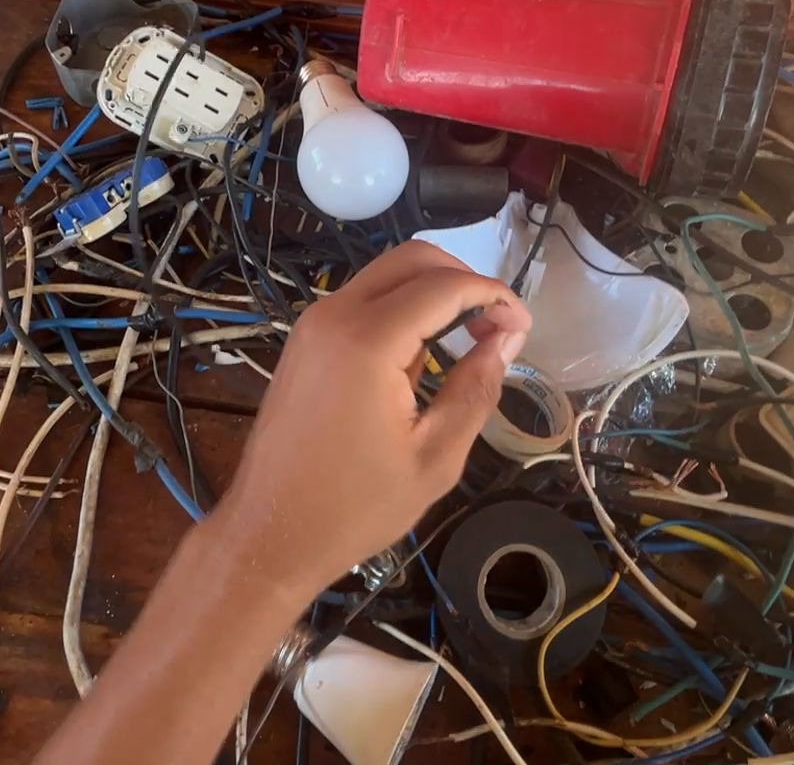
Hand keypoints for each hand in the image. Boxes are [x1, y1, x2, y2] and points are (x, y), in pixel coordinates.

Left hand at [206, 240, 530, 598]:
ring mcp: (313, 322)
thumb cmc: (355, 507)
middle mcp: (335, 314)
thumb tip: (506, 339)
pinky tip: (421, 352)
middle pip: (412, 259)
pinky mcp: (305, 338)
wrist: (269, 533)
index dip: (494, 295)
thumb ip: (476, 389)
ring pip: (386, 274)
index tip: (523, 326)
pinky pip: (363, 299)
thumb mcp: (435, 457)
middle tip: (496, 325)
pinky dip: (401, 306)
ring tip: (467, 338)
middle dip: (464, 279)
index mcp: (367, 340)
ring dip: (433, 290)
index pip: (445, 285)